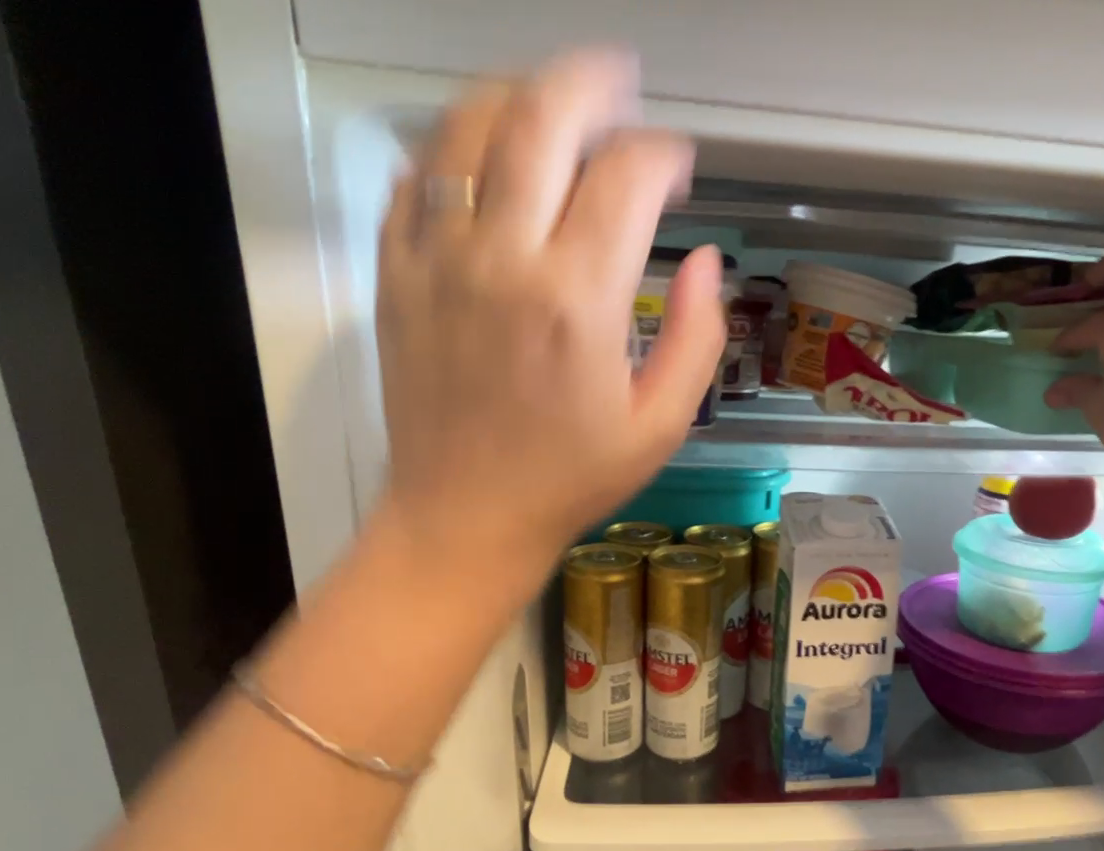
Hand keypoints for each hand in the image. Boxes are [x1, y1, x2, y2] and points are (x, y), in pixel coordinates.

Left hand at [371, 50, 726, 587]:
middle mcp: (505, 261)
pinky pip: (415, 177)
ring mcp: (439, 260)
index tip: (680, 170)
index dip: (665, 155)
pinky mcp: (396, 273)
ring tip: (554, 100)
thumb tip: (707, 262)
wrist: (464, 516)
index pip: (627, 176)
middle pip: (542, 119)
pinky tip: (484, 155)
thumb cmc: (572, 477)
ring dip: (518, 96)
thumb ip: (698, 335)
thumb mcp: (663, 422)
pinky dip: (452, 146)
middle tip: (622, 82)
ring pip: (468, 128)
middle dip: (593, 82)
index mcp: (580, 301)